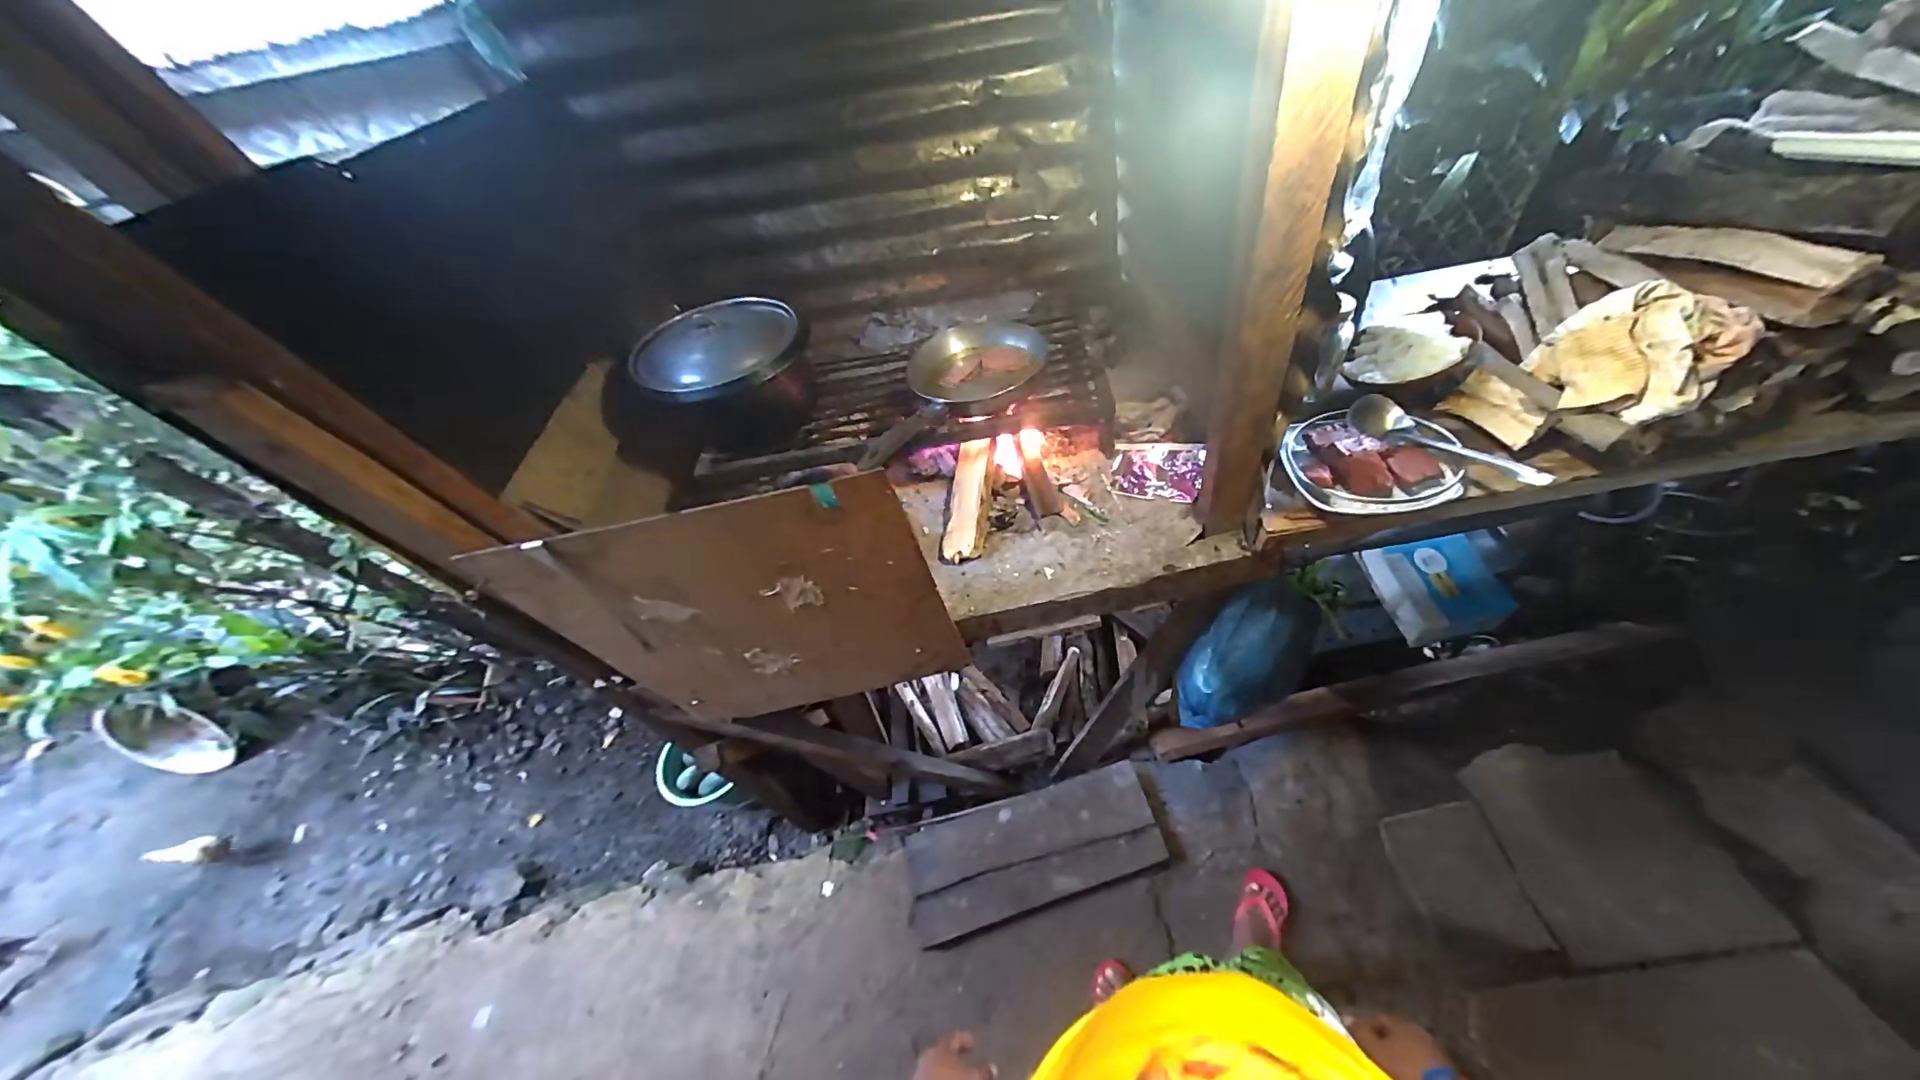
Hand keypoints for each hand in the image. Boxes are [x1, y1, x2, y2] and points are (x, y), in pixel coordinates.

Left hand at [913, 1031, 994, 1079]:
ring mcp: (921, 1071)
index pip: (954, 1036)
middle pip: (944, 1051)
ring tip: (959, 1075)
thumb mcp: (973, 1078)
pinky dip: (941, 1077)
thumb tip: (993, 1068)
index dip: (965, 1039)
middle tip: (967, 1060)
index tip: (974, 1044)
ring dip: (948, 1069)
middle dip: (956, 1055)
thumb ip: (984, 1072)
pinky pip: (932, 1076)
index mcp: (942, 1048)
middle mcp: (929, 1055)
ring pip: (937, 1066)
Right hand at [1346, 1013, 1459, 1079]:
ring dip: (1399, 1055)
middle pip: (1394, 1033)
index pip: (1377, 1019)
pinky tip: (1407, 1073)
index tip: (1358, 1041)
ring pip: (1409, 1047)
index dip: (1366, 1028)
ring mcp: (1433, 1048)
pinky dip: (1412, 1065)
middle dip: (1383, 1042)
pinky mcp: (1444, 1066)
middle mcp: (1416, 1029)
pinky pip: (1420, 1060)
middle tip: (1372, 1055)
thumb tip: (1344, 1016)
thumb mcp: (1376, 1051)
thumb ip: (1360, 1033)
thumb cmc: (1404, 1067)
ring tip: (1389, 1067)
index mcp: (1400, 1022)